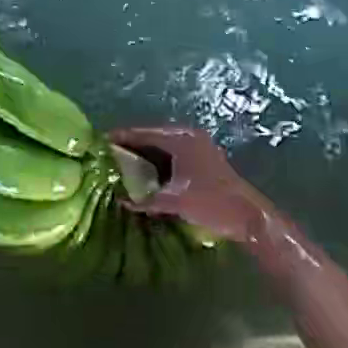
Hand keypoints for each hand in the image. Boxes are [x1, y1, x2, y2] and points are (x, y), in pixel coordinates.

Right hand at [107, 125, 274, 244]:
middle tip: (108, 154)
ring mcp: (197, 147)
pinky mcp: (201, 160)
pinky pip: (172, 156)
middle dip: (132, 145)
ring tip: (120, 164)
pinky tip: (144, 175)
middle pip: (154, 137)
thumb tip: (122, 199)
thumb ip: (146, 200)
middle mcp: (189, 137)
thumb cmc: (210, 202)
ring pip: (163, 147)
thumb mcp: (174, 201)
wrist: (245, 214)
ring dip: (145, 155)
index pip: (146, 133)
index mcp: (182, 139)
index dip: (124, 136)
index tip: (103, 140)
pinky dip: (157, 162)